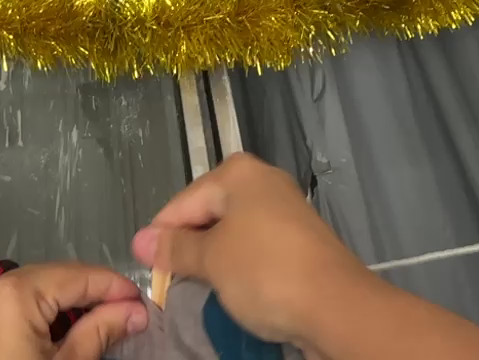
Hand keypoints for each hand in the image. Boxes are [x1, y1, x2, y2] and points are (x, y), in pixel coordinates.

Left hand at [0, 261, 148, 359]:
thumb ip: (100, 332)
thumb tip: (135, 311)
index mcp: (15, 291)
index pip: (76, 275)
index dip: (113, 285)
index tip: (143, 299)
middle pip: (55, 277)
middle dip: (91, 293)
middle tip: (128, 311)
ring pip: (35, 288)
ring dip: (68, 302)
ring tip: (102, 318)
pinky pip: (13, 302)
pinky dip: (40, 311)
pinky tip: (64, 328)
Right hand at [131, 153, 377, 344]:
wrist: (338, 307)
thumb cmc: (266, 272)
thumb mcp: (211, 260)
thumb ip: (174, 248)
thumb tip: (140, 240)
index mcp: (237, 172)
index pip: (183, 202)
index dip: (162, 236)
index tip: (149, 269)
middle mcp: (261, 179)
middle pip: (208, 211)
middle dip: (190, 245)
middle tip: (174, 280)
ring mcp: (284, 207)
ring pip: (232, 230)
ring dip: (215, 257)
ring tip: (204, 286)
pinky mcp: (300, 236)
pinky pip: (256, 244)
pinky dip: (242, 263)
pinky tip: (236, 287)